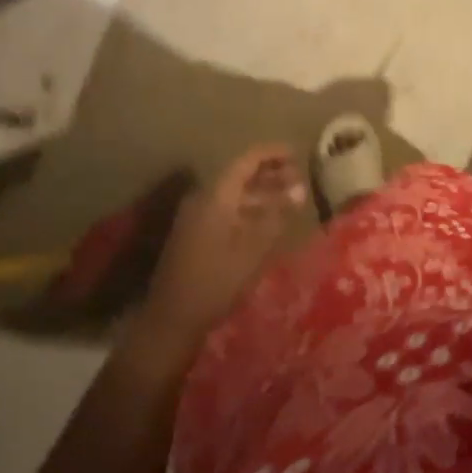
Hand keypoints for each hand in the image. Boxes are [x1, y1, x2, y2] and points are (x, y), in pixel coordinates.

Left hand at [147, 145, 306, 338]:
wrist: (172, 319)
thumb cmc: (216, 281)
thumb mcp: (253, 249)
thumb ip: (277, 215)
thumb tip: (299, 188)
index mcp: (216, 196)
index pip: (247, 160)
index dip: (272, 153)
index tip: (298, 154)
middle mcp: (203, 199)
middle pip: (240, 176)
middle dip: (270, 175)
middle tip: (299, 179)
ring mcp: (196, 218)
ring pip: (234, 195)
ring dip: (261, 195)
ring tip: (289, 201)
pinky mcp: (195, 235)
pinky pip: (226, 211)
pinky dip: (249, 211)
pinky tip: (267, 223)